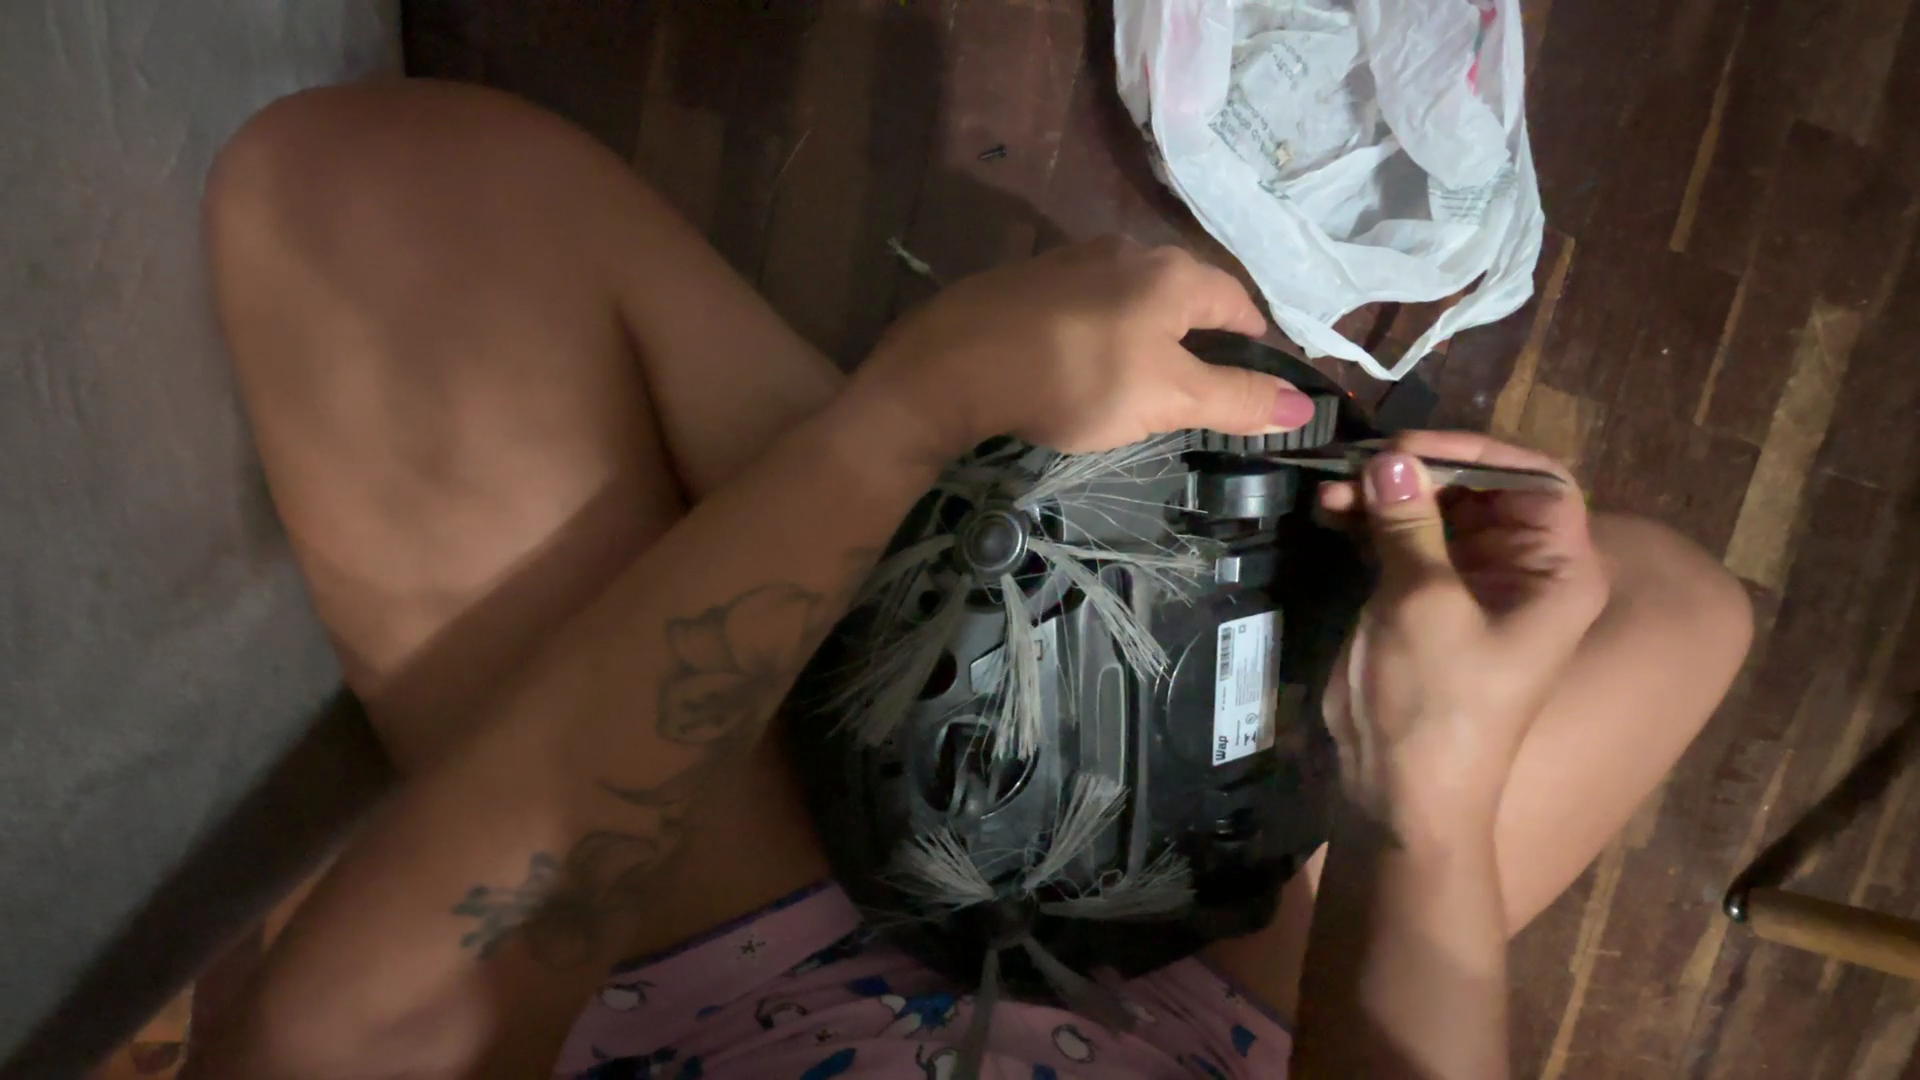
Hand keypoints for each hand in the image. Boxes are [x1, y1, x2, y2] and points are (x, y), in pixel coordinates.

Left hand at [855, 238, 1319, 453]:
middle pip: (1183, 294)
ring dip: (1145, 331)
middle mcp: (1125, 251)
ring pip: (1130, 298)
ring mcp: (1070, 261)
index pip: (1237, 301)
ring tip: (1138, 376)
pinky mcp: (1027, 281)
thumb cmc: (1077, 379)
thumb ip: (1235, 401)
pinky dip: (1098, 332)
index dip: (1253, 342)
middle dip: (1197, 337)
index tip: (1252, 378)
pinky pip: (1083, 305)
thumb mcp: (1167, 397)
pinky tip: (1079, 360)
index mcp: (1172, 272)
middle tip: (1194, 385)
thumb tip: (1305, 409)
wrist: (958, 364)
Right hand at [1319, 432, 1607, 830]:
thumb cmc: (1435, 698)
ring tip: (1333, 491)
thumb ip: (1409, 525)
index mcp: (1553, 571)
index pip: (1535, 482)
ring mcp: (1460, 585)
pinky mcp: (1414, 599)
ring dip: (1382, 495)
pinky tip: (1331, 510)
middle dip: (1418, 472)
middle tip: (1359, 466)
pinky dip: (1365, 522)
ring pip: (1428, 513)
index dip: (1478, 452)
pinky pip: (1396, 541)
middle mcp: (1514, 570)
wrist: (1398, 784)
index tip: (1409, 448)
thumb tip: (1390, 457)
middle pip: (1477, 491)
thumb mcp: (1423, 604)